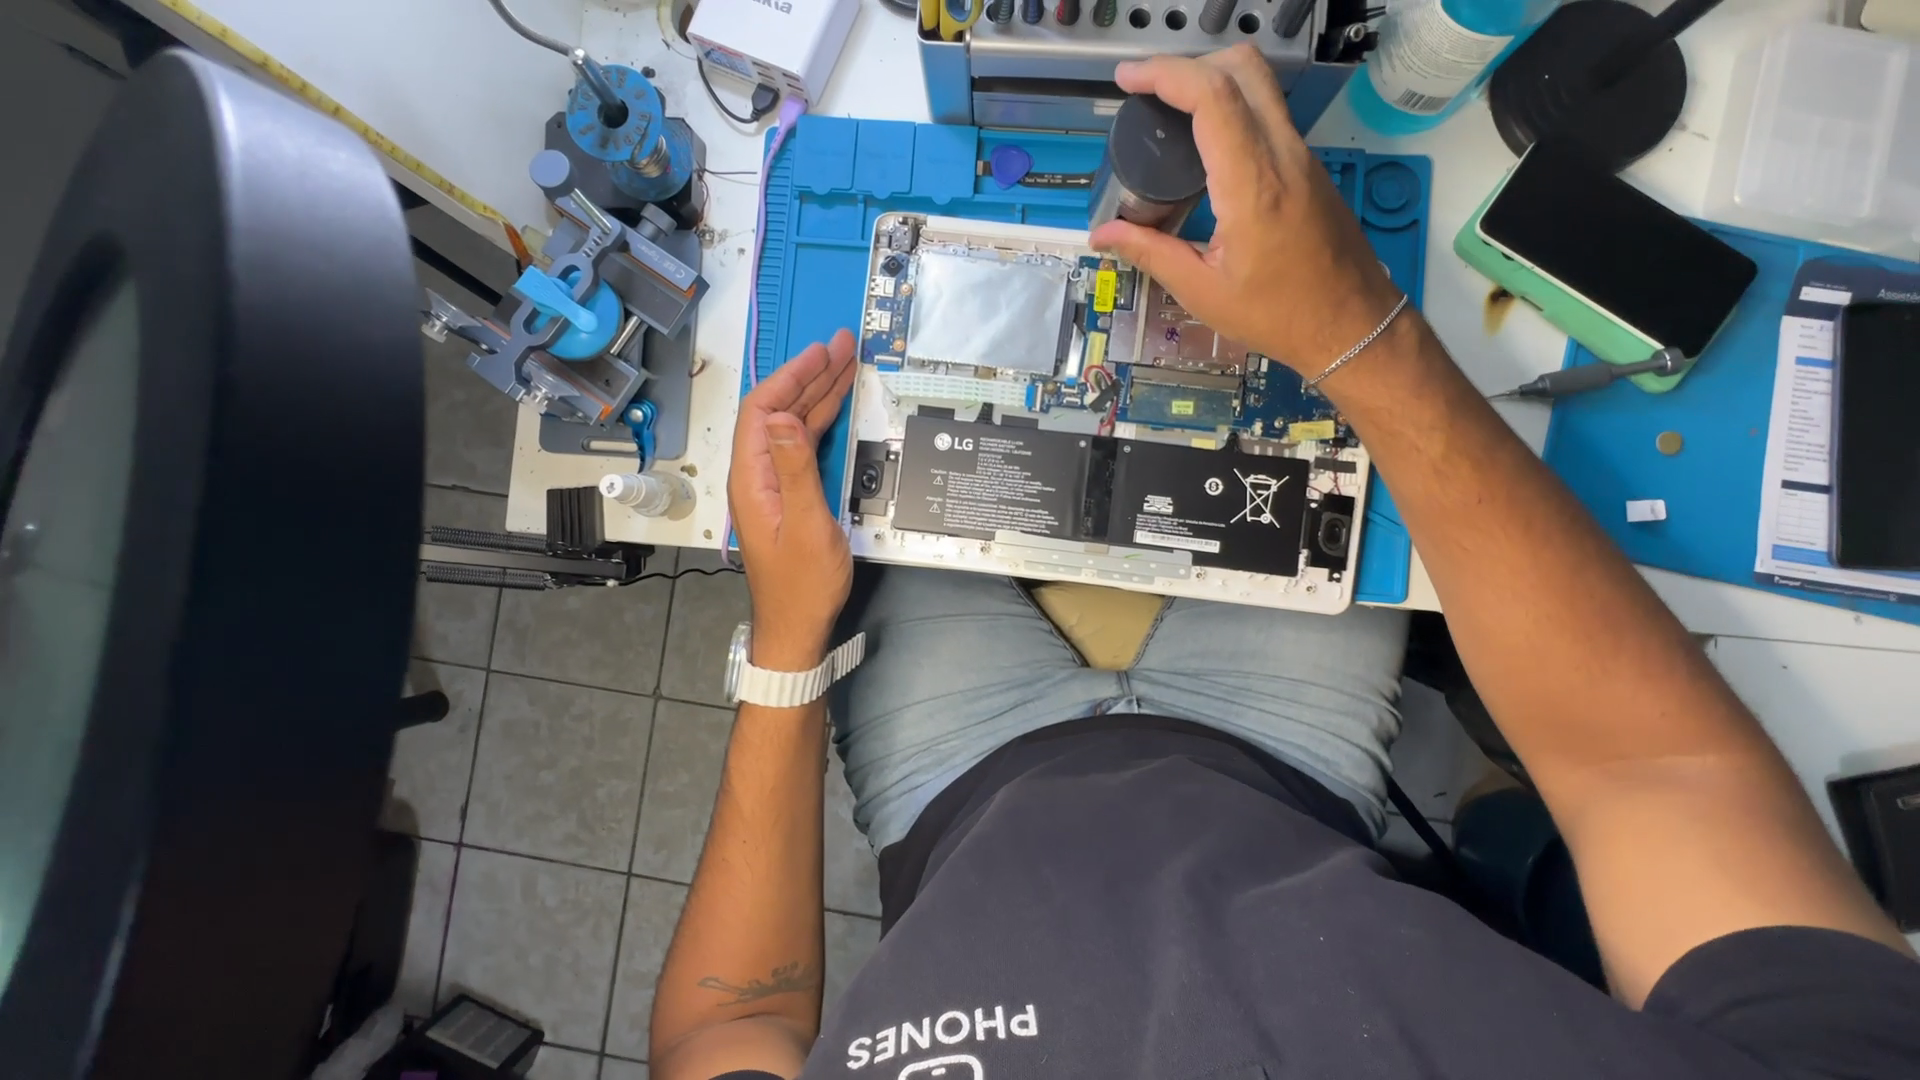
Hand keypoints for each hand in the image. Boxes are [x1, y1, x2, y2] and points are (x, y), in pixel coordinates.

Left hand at [727, 329, 857, 670]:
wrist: (798, 625)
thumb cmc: (803, 583)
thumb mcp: (806, 525)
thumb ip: (796, 470)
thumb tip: (785, 417)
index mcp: (752, 477)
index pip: (763, 410)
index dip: (790, 377)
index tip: (820, 353)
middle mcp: (758, 474)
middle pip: (778, 412)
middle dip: (809, 377)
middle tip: (841, 347)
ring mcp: (773, 484)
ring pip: (792, 427)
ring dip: (817, 395)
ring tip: (845, 365)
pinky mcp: (789, 495)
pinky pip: (802, 447)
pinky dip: (821, 422)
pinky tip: (837, 407)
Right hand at [1089, 45, 1404, 376]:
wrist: (1351, 325)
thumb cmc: (1276, 316)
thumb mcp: (1202, 292)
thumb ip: (1150, 253)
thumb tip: (1102, 234)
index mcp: (1252, 185)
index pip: (1212, 97)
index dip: (1165, 75)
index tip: (1128, 80)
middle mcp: (1283, 155)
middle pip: (1242, 68)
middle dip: (1189, 65)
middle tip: (1148, 93)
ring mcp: (1302, 156)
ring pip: (1260, 85)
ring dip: (1212, 82)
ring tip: (1170, 116)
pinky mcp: (1308, 167)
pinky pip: (1268, 114)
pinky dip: (1232, 108)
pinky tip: (1203, 147)